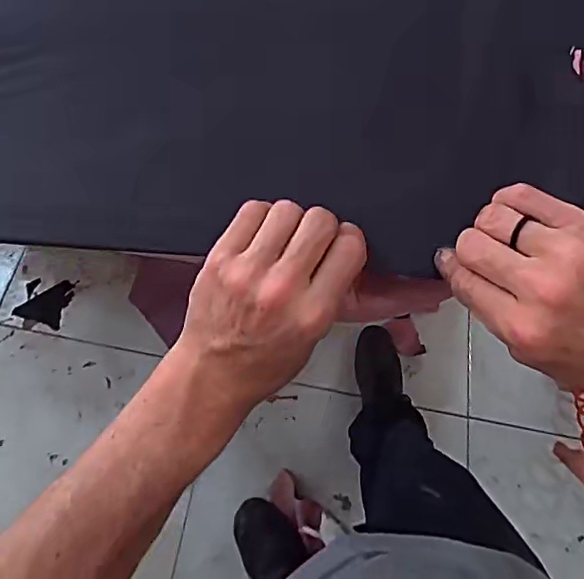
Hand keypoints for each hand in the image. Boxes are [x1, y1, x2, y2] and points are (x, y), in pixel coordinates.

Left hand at [174, 200, 367, 411]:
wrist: (210, 375)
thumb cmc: (263, 360)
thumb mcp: (318, 335)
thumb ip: (347, 295)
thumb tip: (374, 271)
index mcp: (312, 312)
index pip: (350, 244)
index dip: (349, 240)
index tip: (341, 246)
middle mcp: (281, 289)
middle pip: (321, 219)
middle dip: (323, 227)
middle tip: (312, 244)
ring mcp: (247, 271)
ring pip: (288, 209)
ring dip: (292, 220)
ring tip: (284, 240)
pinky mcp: (220, 258)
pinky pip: (253, 210)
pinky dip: (262, 217)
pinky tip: (261, 236)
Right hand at [435, 184, 583, 399]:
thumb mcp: (541, 361)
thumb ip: (499, 319)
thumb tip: (467, 277)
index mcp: (525, 330)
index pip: (464, 281)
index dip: (451, 267)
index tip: (450, 260)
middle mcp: (540, 288)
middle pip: (473, 243)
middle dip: (468, 245)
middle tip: (480, 250)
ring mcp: (563, 250)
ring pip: (494, 215)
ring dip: (490, 222)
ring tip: (503, 233)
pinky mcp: (582, 223)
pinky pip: (525, 194)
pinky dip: (510, 199)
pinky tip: (515, 211)